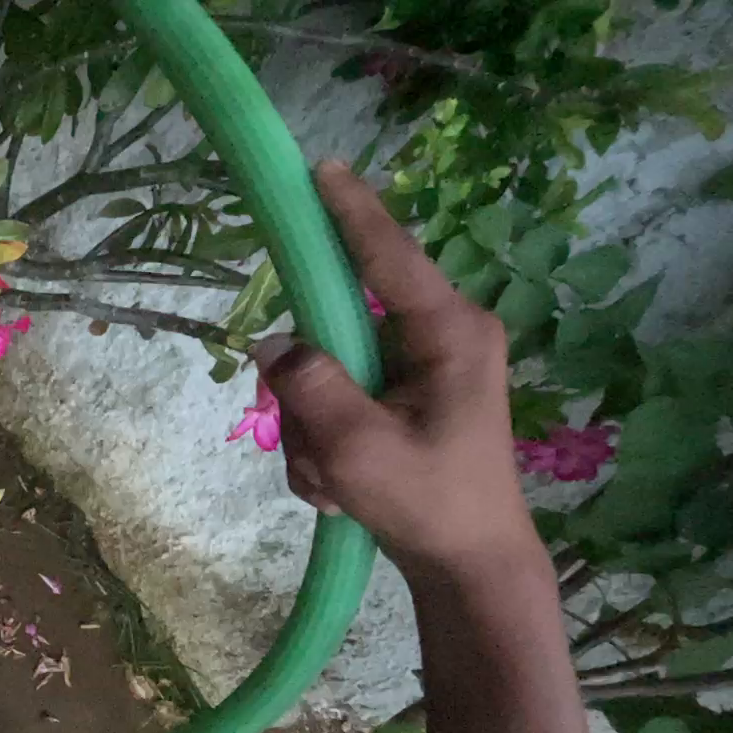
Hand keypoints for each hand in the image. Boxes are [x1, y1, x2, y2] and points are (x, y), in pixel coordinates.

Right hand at [259, 161, 541, 580]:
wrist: (463, 560)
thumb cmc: (423, 500)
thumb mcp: (354, 446)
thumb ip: (308, 386)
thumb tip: (269, 343)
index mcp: (445, 334)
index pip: (388, 257)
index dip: (350, 214)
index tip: (318, 170)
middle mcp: (432, 340)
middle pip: (329, 335)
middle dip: (303, 399)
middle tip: (310, 447)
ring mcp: (411, 373)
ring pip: (317, 380)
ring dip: (308, 435)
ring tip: (334, 480)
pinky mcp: (393, 402)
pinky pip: (325, 408)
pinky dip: (318, 448)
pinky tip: (340, 484)